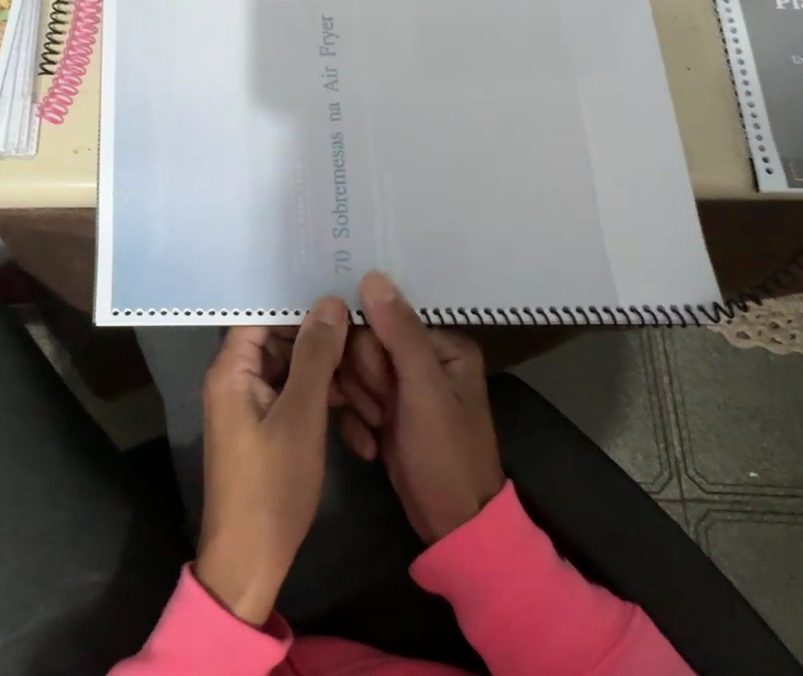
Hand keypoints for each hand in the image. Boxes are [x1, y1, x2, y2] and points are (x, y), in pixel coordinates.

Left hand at [196, 299, 349, 623]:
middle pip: (276, 339)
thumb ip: (315, 356)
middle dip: (317, 338)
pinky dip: (317, 394)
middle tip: (362, 333)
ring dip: (322, 368)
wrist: (250, 555)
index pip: (260, 315)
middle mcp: (233, 378)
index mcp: (231, 369)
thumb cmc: (273, 483)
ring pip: (288, 367)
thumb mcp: (301, 416)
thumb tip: (329, 303)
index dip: (297, 305)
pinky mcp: (262, 425)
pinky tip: (353, 402)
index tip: (340, 297)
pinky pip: (289, 393)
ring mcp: (247, 403)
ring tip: (365, 370)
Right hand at [333, 272, 504, 542]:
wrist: (451, 524)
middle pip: (361, 347)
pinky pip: (352, 400)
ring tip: (378, 430)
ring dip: (357, 406)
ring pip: (351, 374)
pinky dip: (356, 424)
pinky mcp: (386, 413)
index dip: (368, 356)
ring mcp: (402, 388)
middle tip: (381, 413)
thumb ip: (399, 333)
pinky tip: (369, 446)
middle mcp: (422, 359)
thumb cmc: (446, 455)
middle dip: (363, 385)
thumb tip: (372, 277)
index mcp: (441, 344)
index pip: (379, 322)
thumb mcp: (425, 392)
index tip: (379, 389)